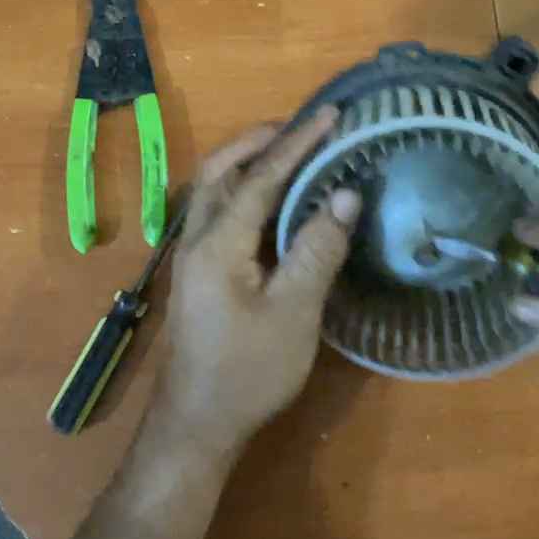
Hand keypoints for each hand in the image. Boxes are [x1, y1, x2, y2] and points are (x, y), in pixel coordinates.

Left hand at [149, 109, 360, 457]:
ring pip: (215, 189)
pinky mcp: (199, 271)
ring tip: (292, 153)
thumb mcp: (293, 313)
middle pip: (221, 169)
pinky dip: (246, 189)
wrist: (197, 424)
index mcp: (218, 242)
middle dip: (260, 140)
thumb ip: (317, 250)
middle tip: (303, 128)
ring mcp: (193, 254)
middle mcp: (197, 237)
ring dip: (250, 162)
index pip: (261, 176)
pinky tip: (273, 201)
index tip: (329, 114)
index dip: (297, 142)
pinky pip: (219, 211)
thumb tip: (345, 193)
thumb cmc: (247, 372)